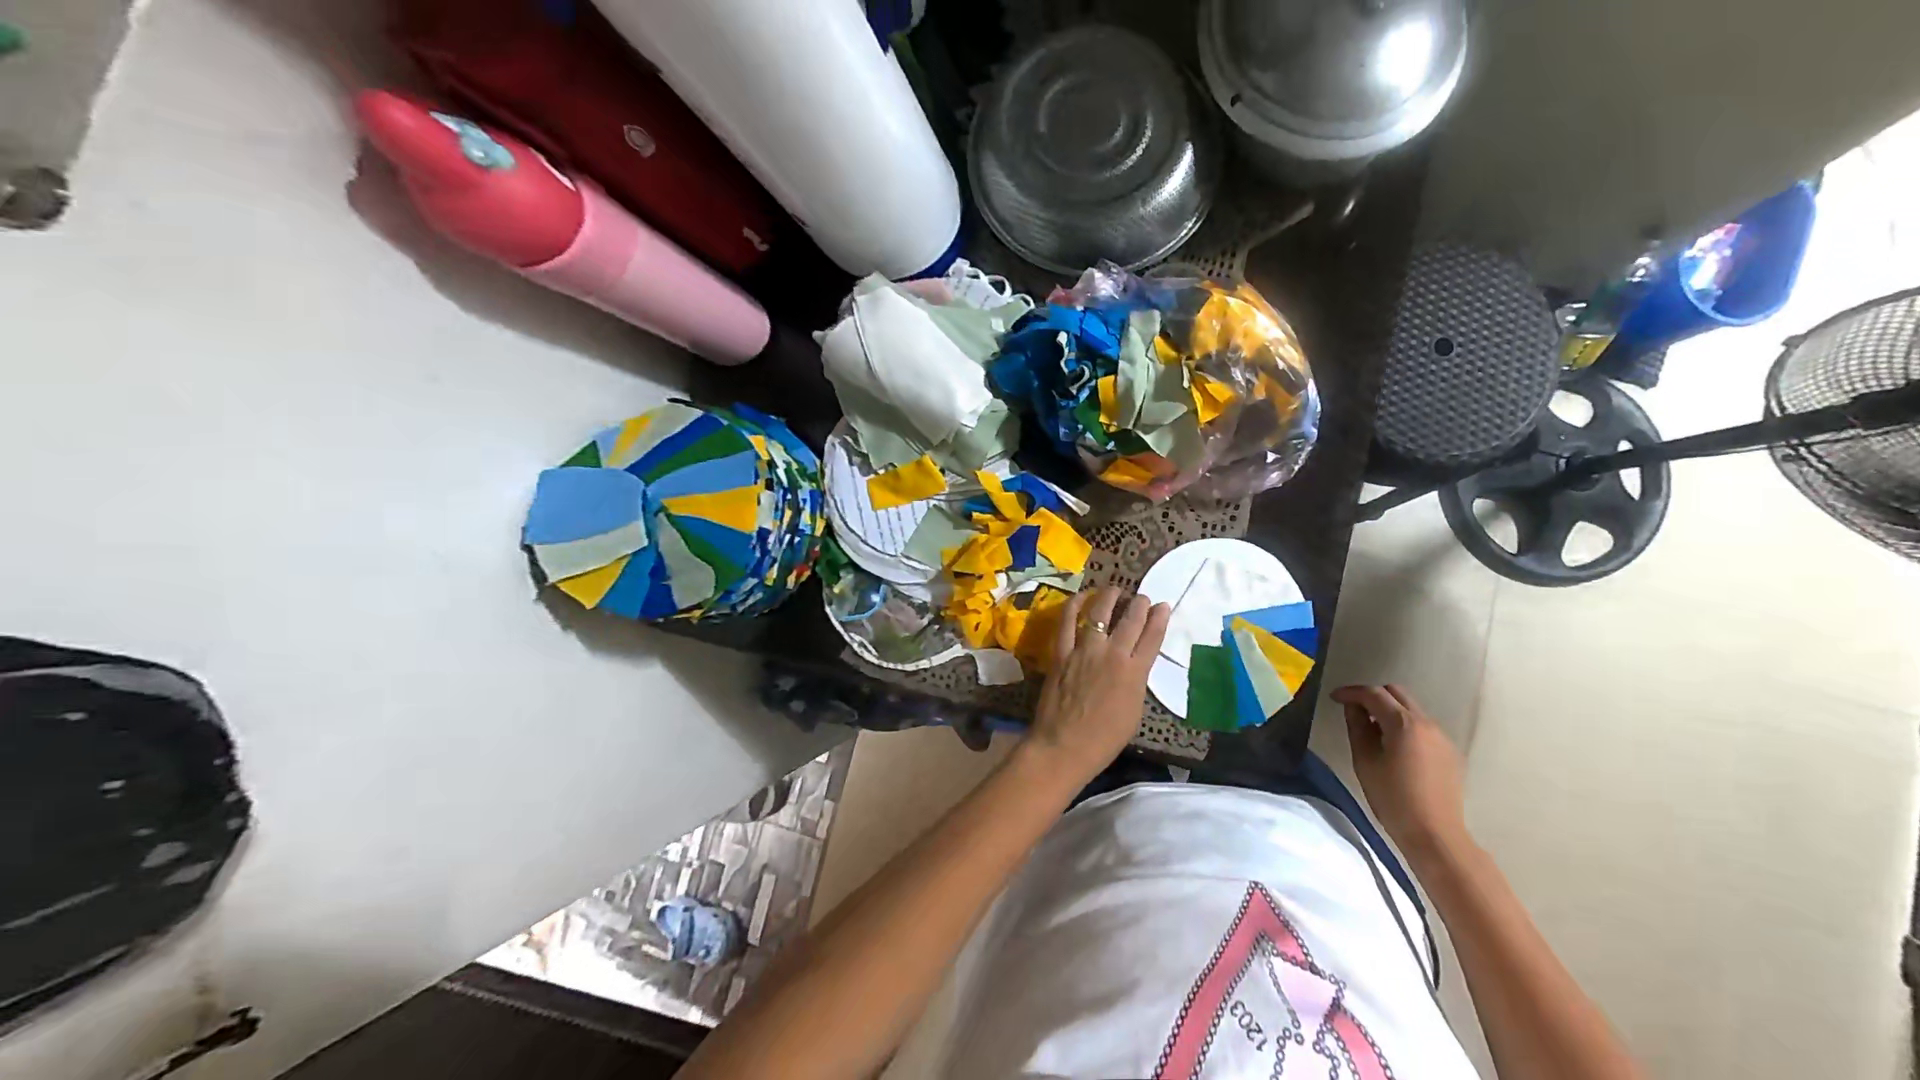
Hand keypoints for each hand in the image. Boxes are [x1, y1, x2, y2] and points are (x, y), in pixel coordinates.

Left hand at [1022, 586, 1170, 783]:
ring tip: (1115, 589)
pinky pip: (1068, 623)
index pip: (1152, 638)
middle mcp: (1113, 655)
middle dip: (1139, 604)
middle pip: (1130, 621)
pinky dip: (1074, 606)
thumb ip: (1135, 682)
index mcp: (1135, 673)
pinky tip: (1080, 596)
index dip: (1159, 618)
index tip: (1163, 605)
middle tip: (1142, 596)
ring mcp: (1085, 651)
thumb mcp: (1134, 711)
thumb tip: (1135, 665)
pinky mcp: (1061, 652)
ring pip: (1100, 614)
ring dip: (1109, 598)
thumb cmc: (1104, 739)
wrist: (1065, 745)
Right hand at [1331, 684, 1469, 860]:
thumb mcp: (1364, 760)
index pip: (1374, 694)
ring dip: (1389, 711)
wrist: (1434, 833)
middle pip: (1397, 693)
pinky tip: (1393, 746)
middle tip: (1352, 709)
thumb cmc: (1392, 798)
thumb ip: (1357, 727)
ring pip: (1411, 709)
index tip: (1334, 698)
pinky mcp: (1450, 752)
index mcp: (1404, 724)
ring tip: (1371, 729)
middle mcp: (1427, 723)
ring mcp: (1442, 737)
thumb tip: (1353, 707)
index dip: (1351, 692)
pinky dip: (1404, 725)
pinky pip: (1423, 727)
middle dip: (1372, 695)